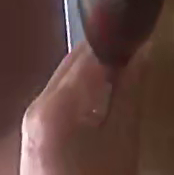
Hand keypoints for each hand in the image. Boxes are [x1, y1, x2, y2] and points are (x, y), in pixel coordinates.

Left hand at [19, 43, 149, 174]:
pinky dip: (84, 93)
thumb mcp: (122, 144)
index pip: (88, 52)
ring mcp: (30, 122)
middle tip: (138, 50)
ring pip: (68, 79)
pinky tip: (106, 100)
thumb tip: (143, 48)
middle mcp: (36, 105)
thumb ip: (131, 91)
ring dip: (95, 73)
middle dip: (106, 54)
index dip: (116, 38)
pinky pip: (62, 98)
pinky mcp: (34, 137)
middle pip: (74, 63)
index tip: (140, 31)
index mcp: (53, 105)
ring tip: (127, 72)